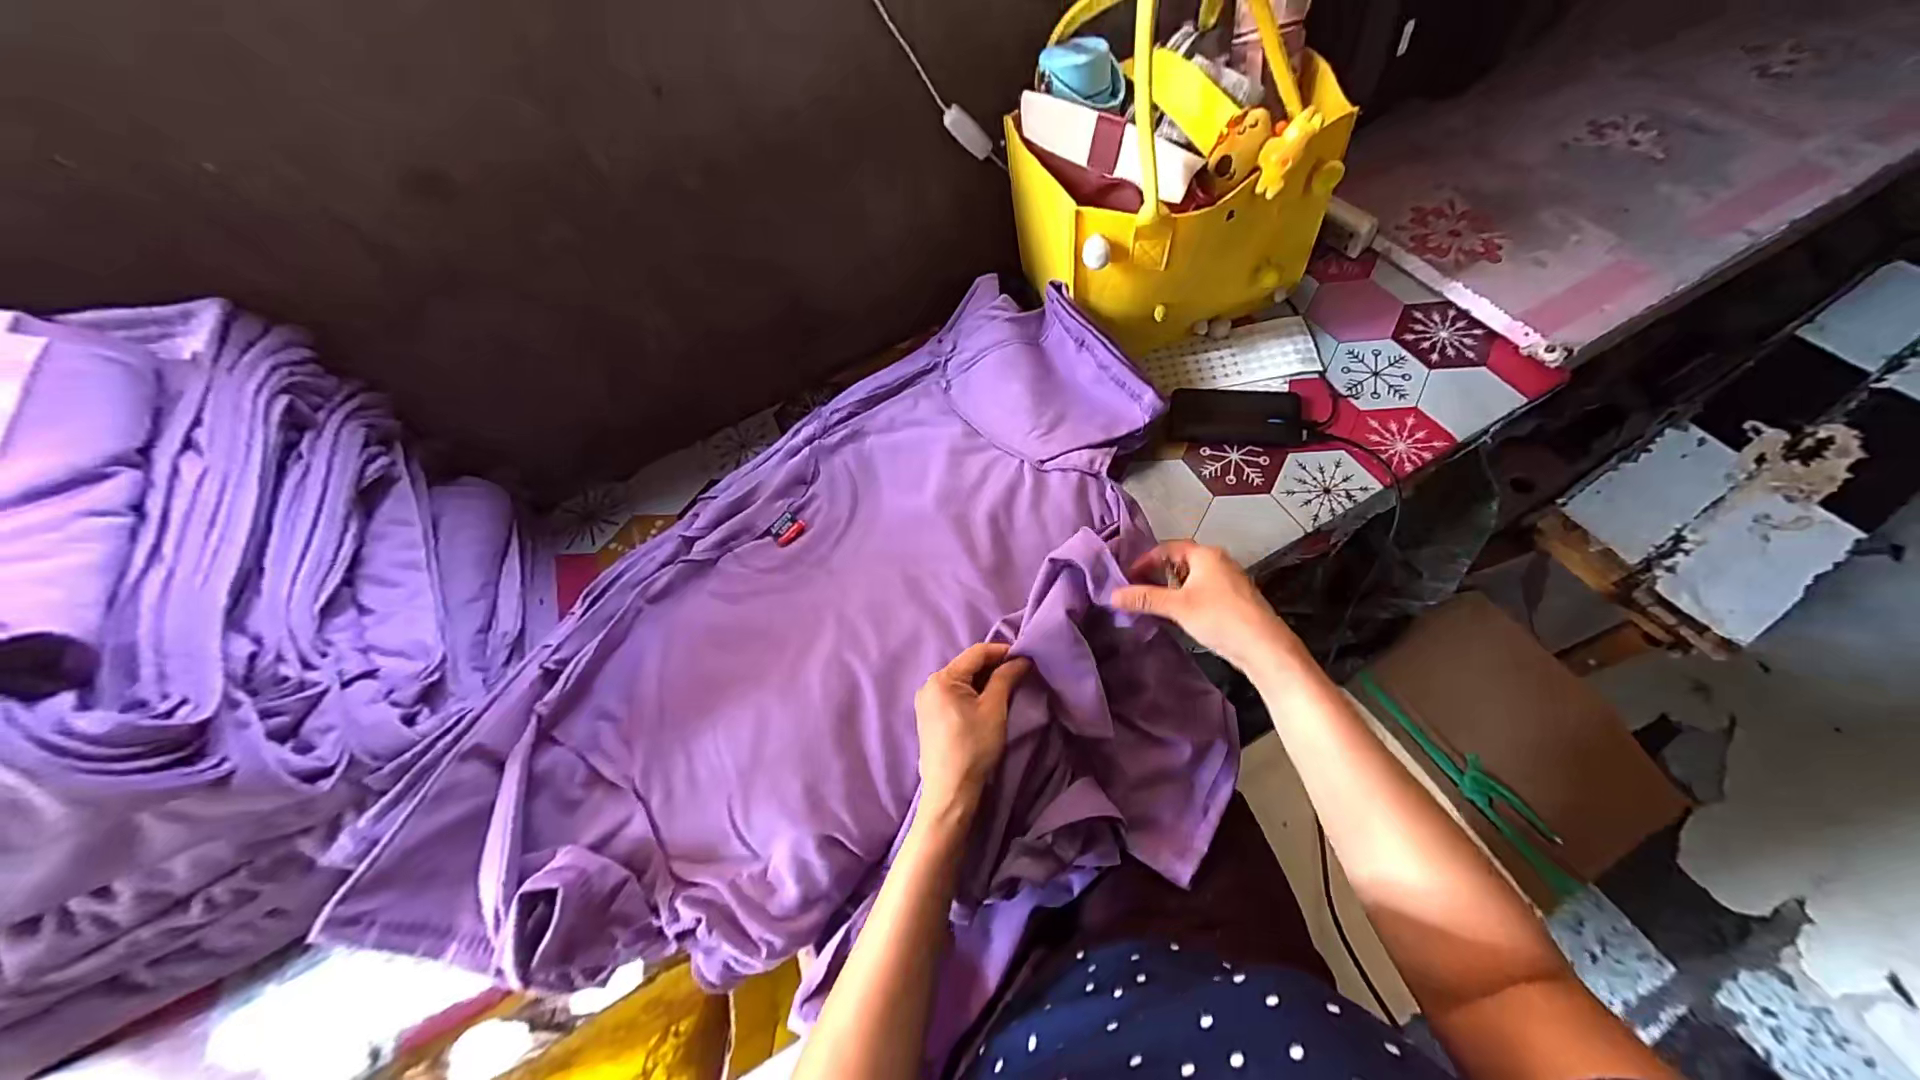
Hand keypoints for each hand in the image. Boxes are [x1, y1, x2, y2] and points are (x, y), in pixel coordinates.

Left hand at [913, 643, 1030, 818]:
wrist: (950, 790)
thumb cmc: (974, 747)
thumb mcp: (994, 709)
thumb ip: (1006, 678)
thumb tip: (1021, 659)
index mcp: (942, 678)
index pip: (976, 652)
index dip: (1002, 651)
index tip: (1025, 656)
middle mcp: (929, 684)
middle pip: (966, 665)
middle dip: (993, 666)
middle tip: (1019, 671)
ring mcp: (925, 701)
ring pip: (960, 679)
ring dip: (983, 679)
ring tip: (1006, 685)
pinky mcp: (928, 715)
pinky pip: (952, 693)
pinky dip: (971, 692)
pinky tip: (986, 700)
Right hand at [1109, 540, 1305, 672]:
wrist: (1263, 646)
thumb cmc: (1220, 617)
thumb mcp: (1177, 607)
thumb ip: (1144, 599)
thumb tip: (1113, 594)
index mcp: (1206, 554)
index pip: (1168, 548)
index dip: (1145, 560)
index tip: (1128, 577)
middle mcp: (1218, 561)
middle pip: (1179, 562)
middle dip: (1157, 575)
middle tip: (1137, 589)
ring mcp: (1228, 580)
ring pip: (1191, 578)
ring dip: (1171, 589)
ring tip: (1153, 604)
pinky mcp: (1233, 599)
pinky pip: (1202, 591)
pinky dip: (1185, 598)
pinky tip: (1177, 615)